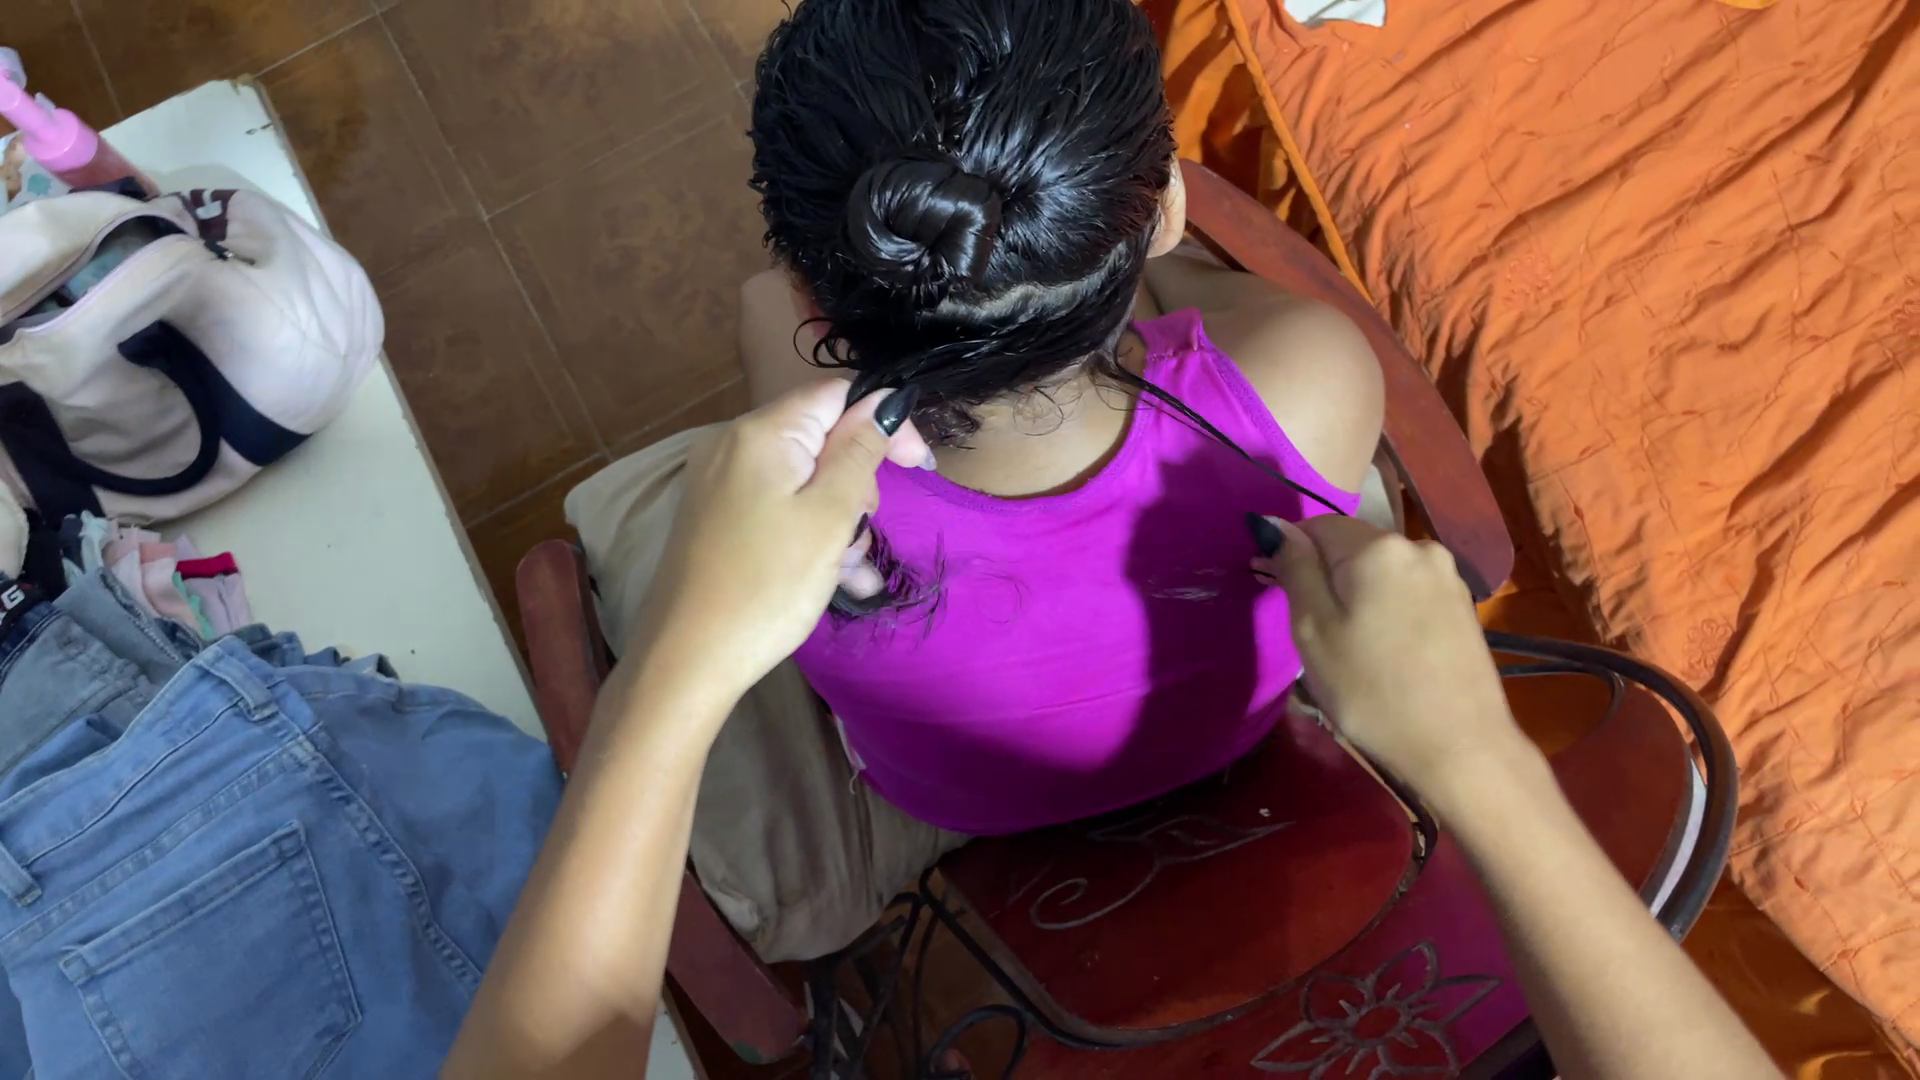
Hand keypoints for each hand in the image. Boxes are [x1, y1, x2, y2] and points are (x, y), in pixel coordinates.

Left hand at [627, 380, 930, 706]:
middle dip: (857, 484)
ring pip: (806, 479)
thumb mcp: (830, 515)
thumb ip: (860, 451)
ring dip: (839, 519)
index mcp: (762, 432)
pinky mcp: (719, 515)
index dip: (884, 420)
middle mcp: (734, 443)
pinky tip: (832, 578)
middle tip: (859, 534)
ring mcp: (722, 481)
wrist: (688, 660)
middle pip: (822, 439)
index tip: (917, 467)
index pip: (838, 394)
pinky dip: (810, 532)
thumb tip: (886, 397)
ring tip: (847, 572)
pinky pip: (780, 506)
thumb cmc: (769, 585)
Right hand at [1254, 516, 1526, 799]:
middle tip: (1306, 624)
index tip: (1274, 590)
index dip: (1288, 553)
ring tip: (1343, 639)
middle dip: (1321, 571)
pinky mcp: (1460, 603)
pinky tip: (1378, 643)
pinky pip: (1403, 587)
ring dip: (1351, 589)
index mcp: (1377, 547)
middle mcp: (1417, 547)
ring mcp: (1446, 575)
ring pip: (1376, 567)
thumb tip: (1275, 526)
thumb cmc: (1370, 688)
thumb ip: (1295, 568)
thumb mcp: (1312, 627)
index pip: (1315, 526)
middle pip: (1348, 544)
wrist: (1459, 748)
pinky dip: (1380, 603)